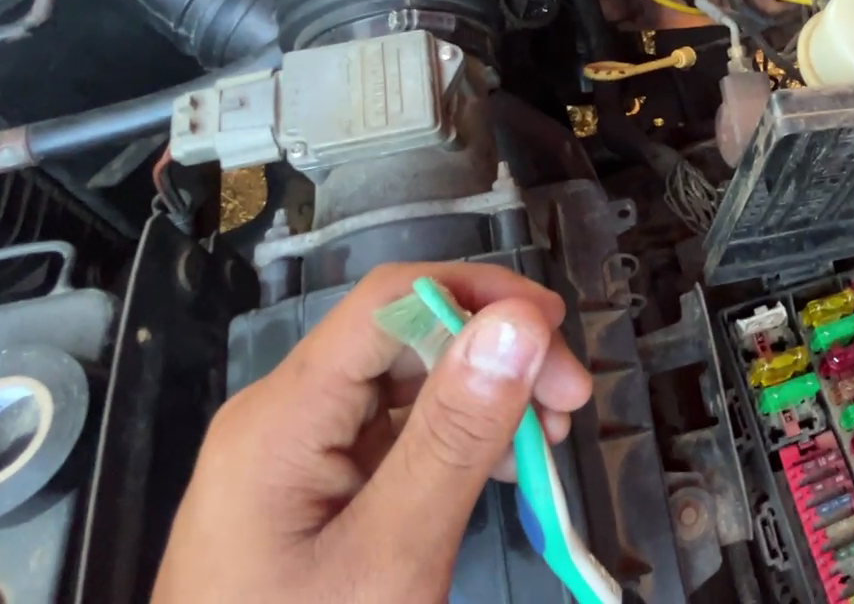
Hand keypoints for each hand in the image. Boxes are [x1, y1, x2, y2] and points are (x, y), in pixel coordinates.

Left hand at [154, 262, 592, 602]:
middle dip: (496, 353)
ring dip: (488, 393)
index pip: (391, 301)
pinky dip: (463, 433)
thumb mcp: (390, 560)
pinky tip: (502, 464)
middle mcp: (286, 412)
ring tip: (547, 438)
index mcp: (282, 416)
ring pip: (412, 379)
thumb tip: (520, 318)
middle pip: (406, 337)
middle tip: (570, 402)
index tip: (557, 333)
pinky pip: (403, 427)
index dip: (480, 294)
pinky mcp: (320, 482)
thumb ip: (455, 435)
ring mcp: (301, 449)